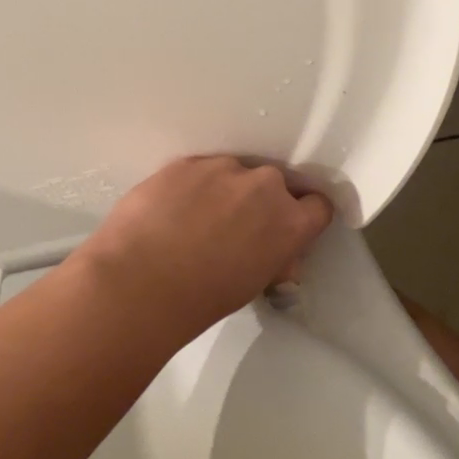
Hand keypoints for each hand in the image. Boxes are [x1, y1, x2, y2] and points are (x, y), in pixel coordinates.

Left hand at [67, 156, 332, 340]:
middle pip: (274, 184)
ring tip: (194, 219)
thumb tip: (277, 254)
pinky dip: (191, 186)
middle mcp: (263, 185)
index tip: (285, 226)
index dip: (303, 215)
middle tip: (232, 228)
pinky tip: (170, 211)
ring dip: (223, 189)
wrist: (140, 280)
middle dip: (258, 201)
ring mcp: (223, 168)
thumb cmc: (202, 298)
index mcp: (288, 222)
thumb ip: (274, 258)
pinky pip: (199, 170)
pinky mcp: (187, 161)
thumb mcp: (253, 285)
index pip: (318, 204)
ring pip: (233, 173)